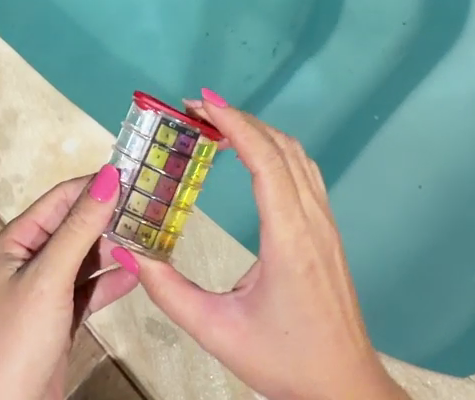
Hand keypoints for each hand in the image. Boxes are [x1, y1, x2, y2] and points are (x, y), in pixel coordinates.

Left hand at [0, 164, 135, 399]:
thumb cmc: (18, 336)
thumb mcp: (49, 276)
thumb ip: (80, 228)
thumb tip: (110, 176)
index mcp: (19, 239)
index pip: (62, 198)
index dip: (96, 185)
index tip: (136, 176)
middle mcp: (32, 258)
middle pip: (76, 226)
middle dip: (109, 217)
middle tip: (151, 208)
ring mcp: (48, 289)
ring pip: (87, 258)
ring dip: (114, 249)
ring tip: (150, 239)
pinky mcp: (63, 318)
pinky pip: (92, 289)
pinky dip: (112, 282)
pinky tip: (137, 275)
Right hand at [110, 90, 407, 399]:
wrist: (345, 388)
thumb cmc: (284, 360)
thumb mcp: (217, 331)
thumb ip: (168, 291)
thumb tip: (129, 251)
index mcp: (288, 237)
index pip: (265, 159)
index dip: (233, 124)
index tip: (200, 104)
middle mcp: (312, 220)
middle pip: (280, 146)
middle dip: (238, 119)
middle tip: (196, 110)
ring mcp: (326, 223)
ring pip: (296, 155)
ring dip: (258, 131)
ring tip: (217, 127)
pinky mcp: (328, 230)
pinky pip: (303, 171)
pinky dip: (274, 149)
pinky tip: (251, 156)